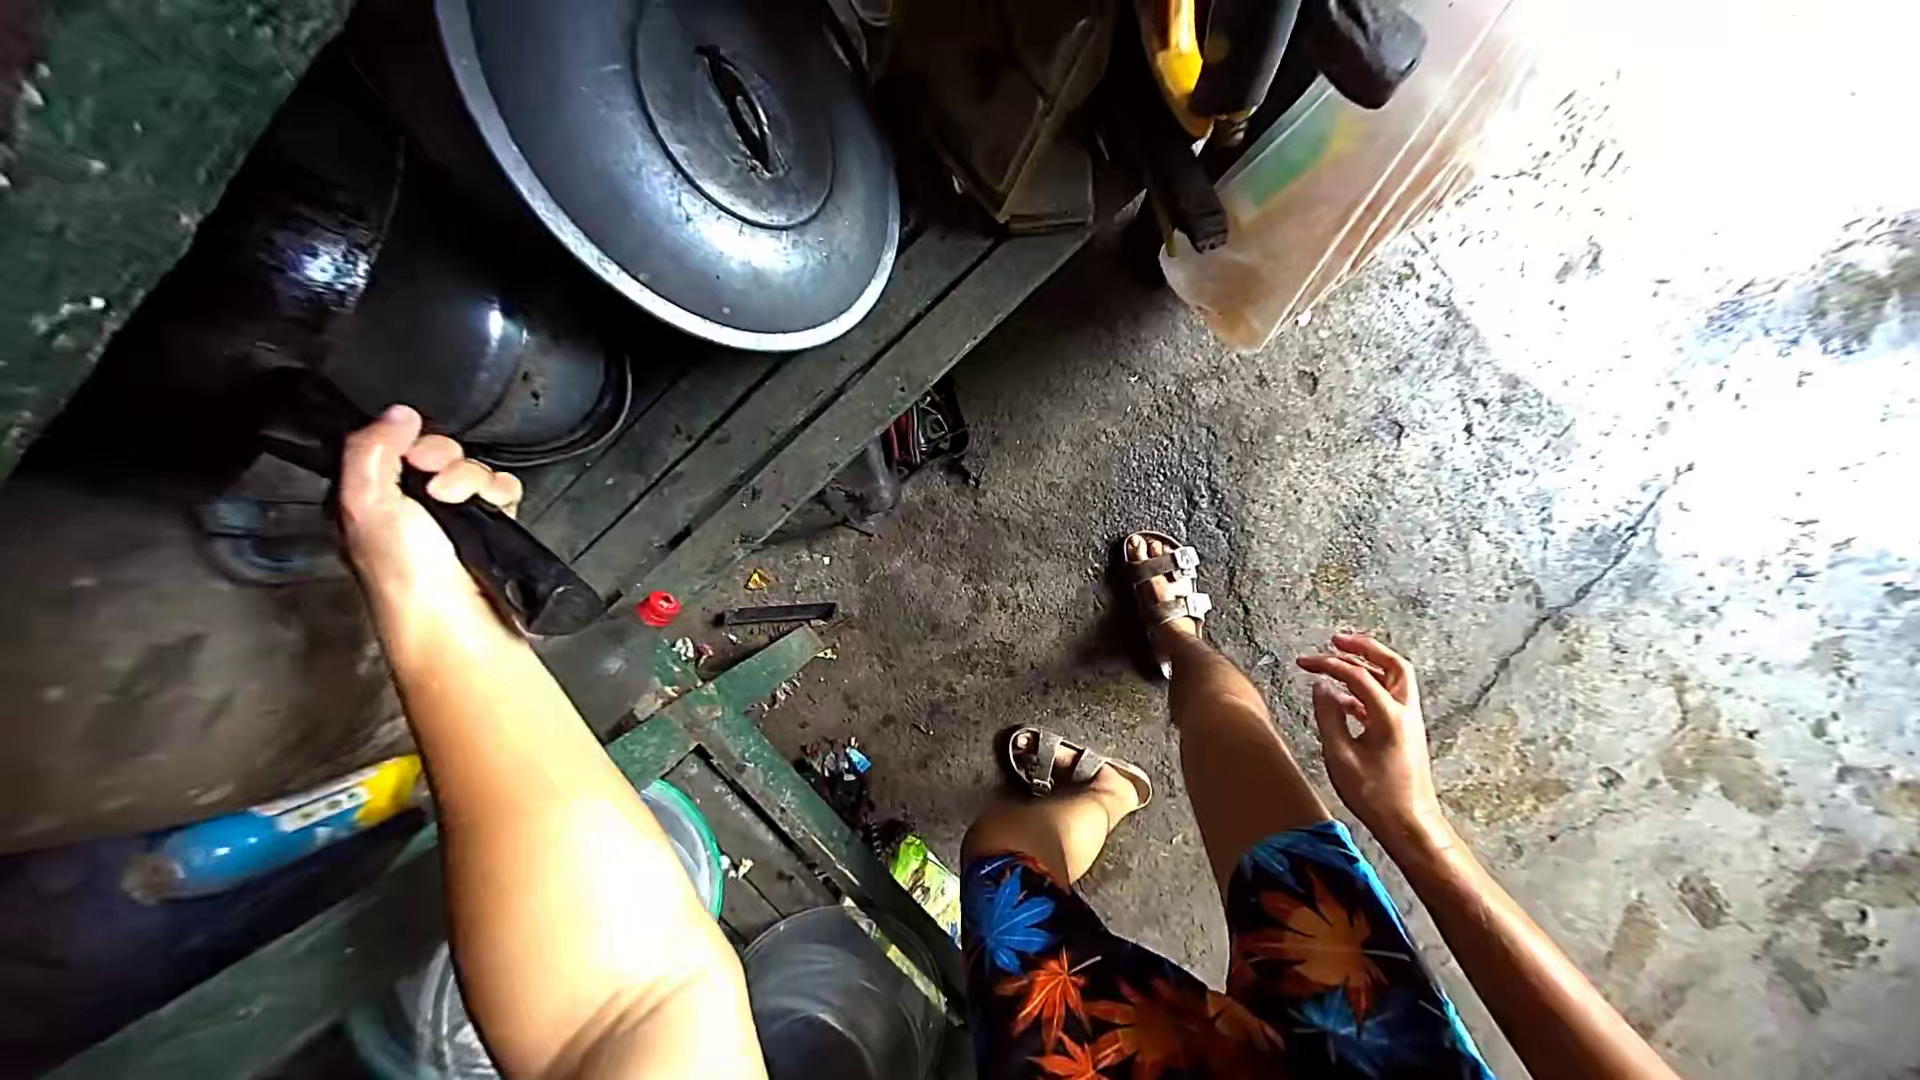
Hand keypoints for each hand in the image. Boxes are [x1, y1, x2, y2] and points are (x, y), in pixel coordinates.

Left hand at [339, 405, 523, 624]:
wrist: (459, 616)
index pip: (394, 445)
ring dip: (476, 479)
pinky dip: (504, 490)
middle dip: (447, 461)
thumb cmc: (405, 573)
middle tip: (441, 488)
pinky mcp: (495, 527)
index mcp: (371, 497)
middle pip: (439, 453)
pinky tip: (498, 506)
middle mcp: (413, 504)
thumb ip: (372, 450)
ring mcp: (457, 516)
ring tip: (469, 504)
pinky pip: (505, 489)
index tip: (415, 457)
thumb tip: (400, 413)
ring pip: (474, 469)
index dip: (408, 441)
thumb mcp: (364, 505)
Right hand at [1296, 633, 1449, 850]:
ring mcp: (1408, 722)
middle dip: (1365, 647)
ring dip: (1368, 664)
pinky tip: (1342, 696)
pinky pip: (1387, 697)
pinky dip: (1366, 687)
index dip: (1328, 664)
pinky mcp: (1403, 732)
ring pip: (1394, 679)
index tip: (1305, 662)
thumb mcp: (1340, 755)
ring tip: (1339, 659)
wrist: (1410, 825)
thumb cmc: (1375, 795)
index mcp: (1389, 716)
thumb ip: (1328, 716)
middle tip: (1337, 640)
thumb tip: (1321, 688)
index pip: (1357, 675)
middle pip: (1392, 665)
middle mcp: (1404, 713)